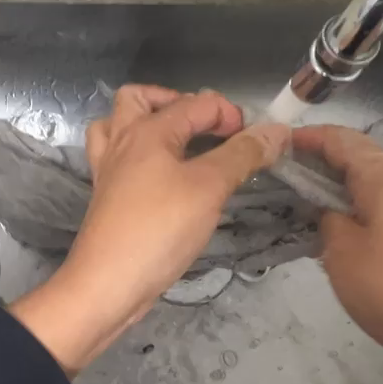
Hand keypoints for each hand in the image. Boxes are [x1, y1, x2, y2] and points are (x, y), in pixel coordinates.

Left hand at [10, 85, 289, 374]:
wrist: (107, 284)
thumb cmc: (158, 230)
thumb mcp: (209, 188)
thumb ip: (241, 155)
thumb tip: (276, 130)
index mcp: (146, 131)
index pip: (197, 103)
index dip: (232, 116)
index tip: (255, 145)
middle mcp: (121, 143)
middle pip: (139, 99)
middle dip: (178, 103)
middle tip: (207, 129)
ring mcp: (109, 171)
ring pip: (119, 127)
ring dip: (147, 124)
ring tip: (178, 144)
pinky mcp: (107, 198)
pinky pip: (118, 160)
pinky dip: (140, 157)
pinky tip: (162, 177)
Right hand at [296, 125, 382, 383]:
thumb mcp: (342, 254)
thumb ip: (329, 221)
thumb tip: (332, 210)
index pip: (341, 140)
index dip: (307, 139)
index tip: (275, 146)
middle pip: (363, 157)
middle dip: (324, 163)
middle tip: (286, 181)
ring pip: (380, 184)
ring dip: (345, 188)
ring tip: (311, 208)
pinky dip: (366, 208)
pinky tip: (350, 233)